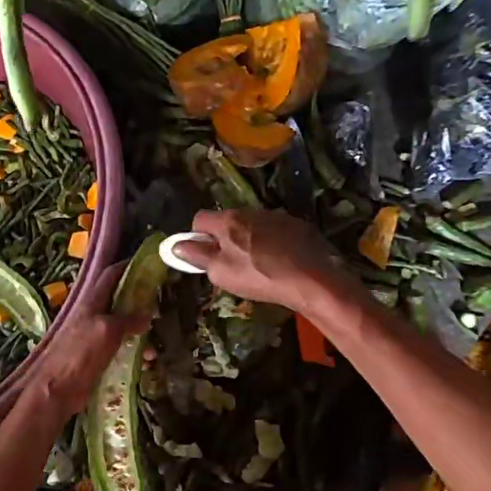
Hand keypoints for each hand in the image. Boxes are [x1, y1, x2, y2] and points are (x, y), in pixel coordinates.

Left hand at [19, 261, 149, 423]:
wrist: (56, 390)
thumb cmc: (79, 354)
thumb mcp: (107, 331)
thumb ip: (128, 319)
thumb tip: (148, 314)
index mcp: (91, 302)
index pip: (111, 275)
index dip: (128, 267)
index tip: (149, 265)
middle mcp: (92, 315)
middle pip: (119, 301)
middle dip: (141, 304)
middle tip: (161, 307)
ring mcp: (94, 337)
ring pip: (123, 328)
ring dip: (140, 335)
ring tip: (154, 348)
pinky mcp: (96, 357)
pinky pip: (120, 350)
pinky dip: (134, 354)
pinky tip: (145, 364)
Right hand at [170, 209, 355, 311]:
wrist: (313, 278)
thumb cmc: (260, 276)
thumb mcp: (221, 272)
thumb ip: (198, 256)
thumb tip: (177, 245)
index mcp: (228, 221)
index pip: (199, 219)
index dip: (197, 237)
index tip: (204, 255)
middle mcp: (250, 211)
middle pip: (227, 221)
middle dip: (224, 239)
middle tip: (231, 265)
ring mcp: (276, 216)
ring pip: (252, 226)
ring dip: (249, 240)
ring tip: (259, 266)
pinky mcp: (298, 225)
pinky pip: (275, 231)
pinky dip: (272, 243)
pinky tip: (280, 263)